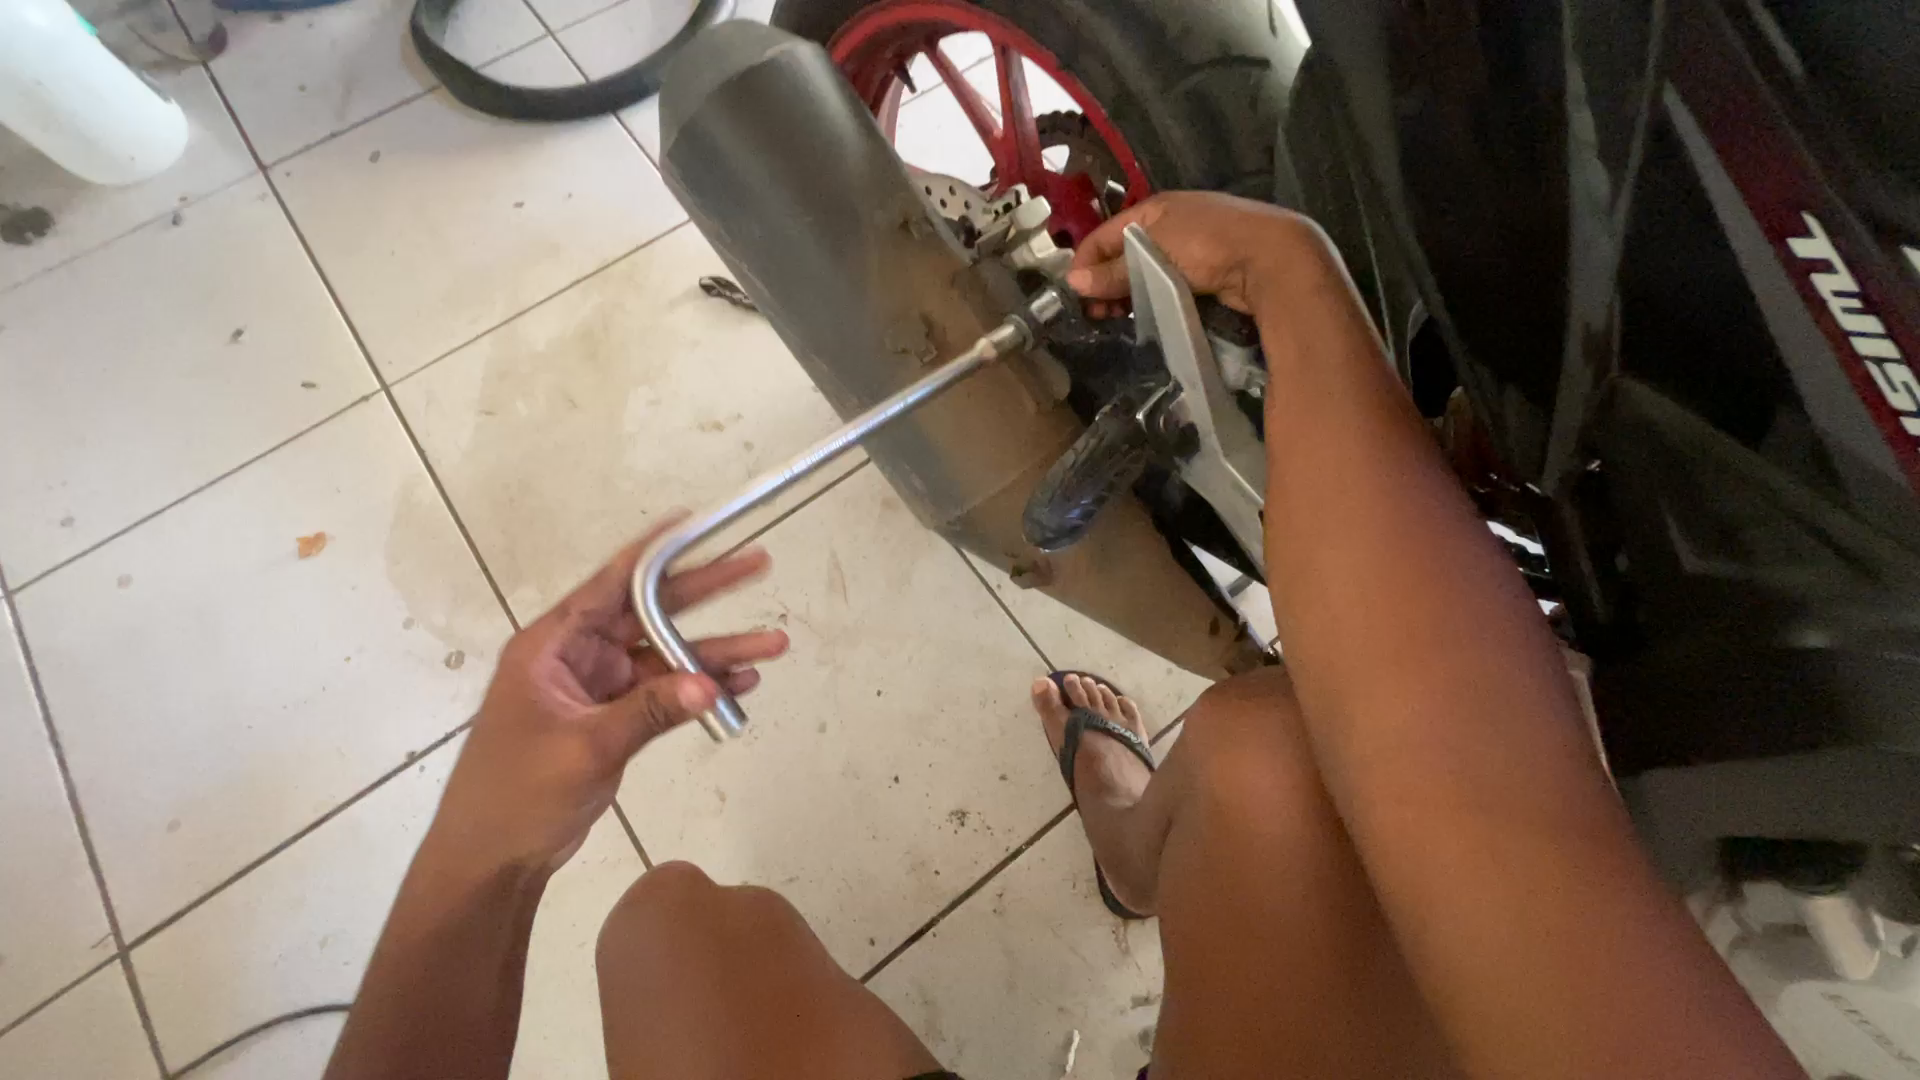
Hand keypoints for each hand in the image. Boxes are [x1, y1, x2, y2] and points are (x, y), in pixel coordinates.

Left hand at [427, 514, 787, 875]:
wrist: (494, 859)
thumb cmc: (516, 795)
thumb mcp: (585, 747)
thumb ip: (649, 711)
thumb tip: (713, 684)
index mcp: (553, 645)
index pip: (610, 583)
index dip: (654, 551)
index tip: (694, 522)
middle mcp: (580, 655)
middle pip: (653, 613)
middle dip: (707, 593)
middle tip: (757, 566)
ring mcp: (601, 686)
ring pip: (670, 656)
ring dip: (718, 652)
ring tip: (774, 645)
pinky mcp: (618, 717)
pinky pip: (669, 692)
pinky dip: (702, 690)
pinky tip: (742, 687)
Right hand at [1066, 191, 1339, 317]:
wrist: (1271, 258)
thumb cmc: (1210, 244)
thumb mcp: (1155, 253)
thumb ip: (1115, 270)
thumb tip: (1073, 281)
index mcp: (1154, 209)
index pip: (1104, 235)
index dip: (1085, 263)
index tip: (1075, 296)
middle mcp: (1168, 223)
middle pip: (1122, 255)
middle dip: (1104, 283)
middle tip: (1095, 315)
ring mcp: (1187, 248)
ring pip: (1142, 273)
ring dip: (1125, 294)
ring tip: (1115, 319)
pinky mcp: (1202, 272)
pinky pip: (1163, 285)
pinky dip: (1148, 299)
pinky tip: (1142, 315)